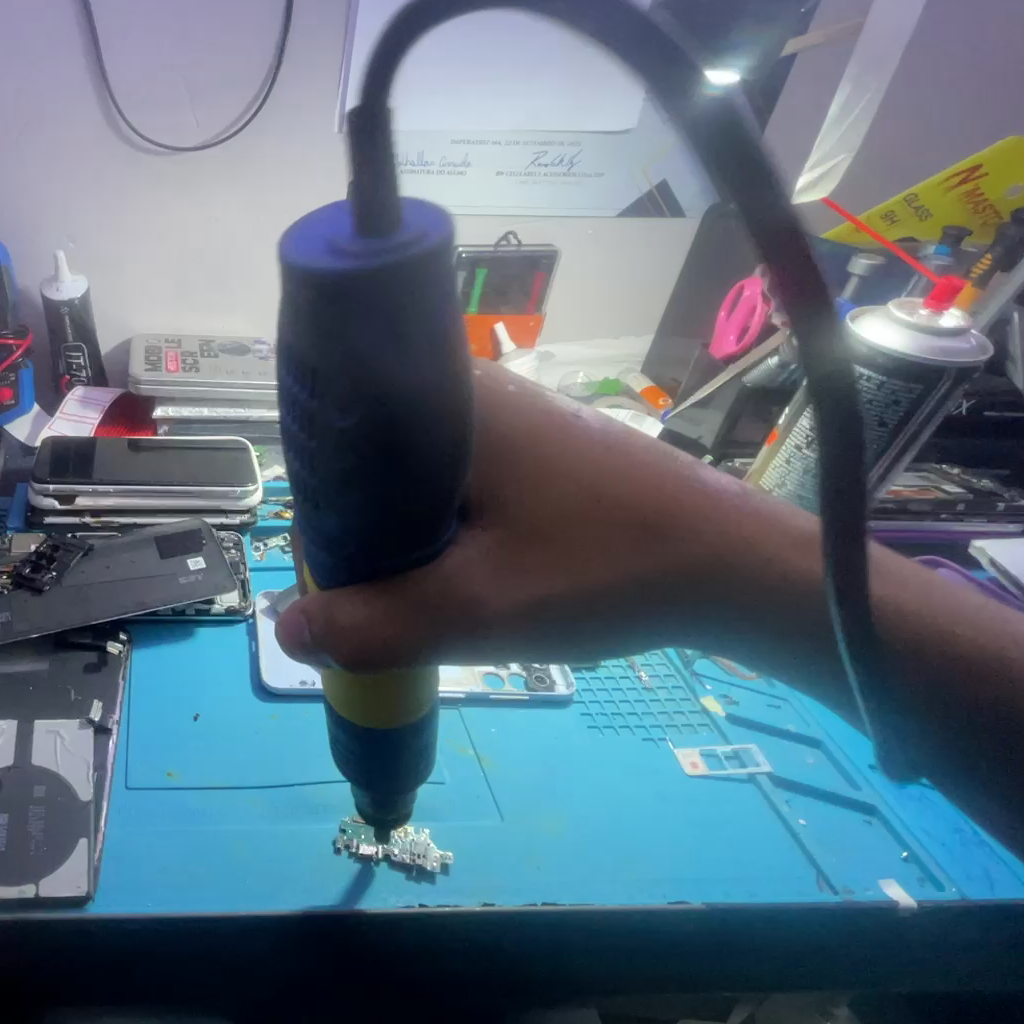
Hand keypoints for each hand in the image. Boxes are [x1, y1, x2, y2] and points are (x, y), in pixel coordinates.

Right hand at [276, 361, 819, 671]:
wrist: (737, 567)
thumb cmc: (606, 570)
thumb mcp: (478, 607)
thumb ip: (374, 623)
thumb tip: (285, 632)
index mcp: (441, 402)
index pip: (335, 444)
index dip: (320, 513)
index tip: (336, 574)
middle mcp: (463, 391)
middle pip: (367, 461)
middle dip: (358, 532)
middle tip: (376, 597)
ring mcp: (500, 416)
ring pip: (405, 477)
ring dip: (395, 535)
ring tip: (412, 591)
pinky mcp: (525, 446)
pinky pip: (444, 482)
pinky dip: (431, 527)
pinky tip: (450, 570)